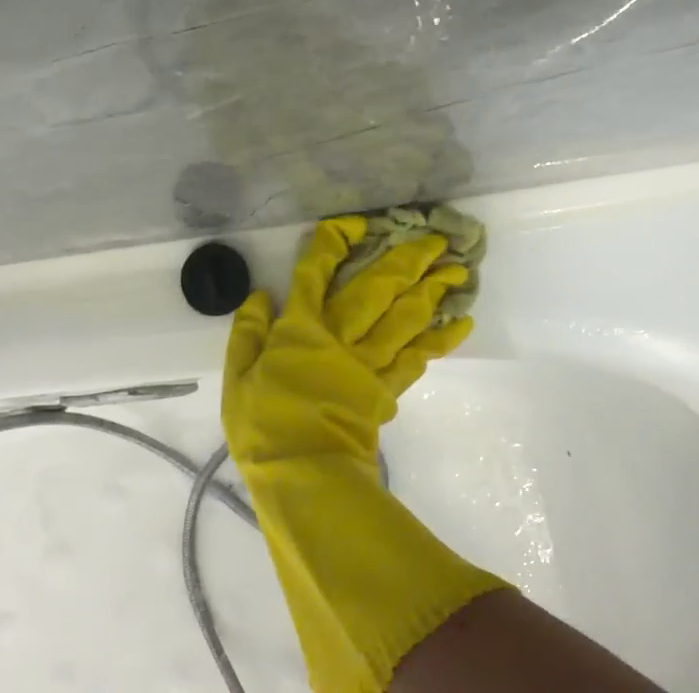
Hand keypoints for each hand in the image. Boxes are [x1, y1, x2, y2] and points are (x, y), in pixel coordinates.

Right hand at [224, 215, 473, 469]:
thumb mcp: (236, 379)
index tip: (358, 222)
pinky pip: (418, 358)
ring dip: (433, 291)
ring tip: (458, 271)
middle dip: (407, 259)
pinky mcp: (387, 388)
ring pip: (405, 317)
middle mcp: (340, 335)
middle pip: (377, 288)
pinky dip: (441, 339)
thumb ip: (247, 333)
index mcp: (300, 327)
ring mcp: (368, 361)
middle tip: (436, 239)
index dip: (335, 241)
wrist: (302, 475)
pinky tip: (462, 323)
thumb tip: (261, 295)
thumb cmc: (263, 426)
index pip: (315, 272)